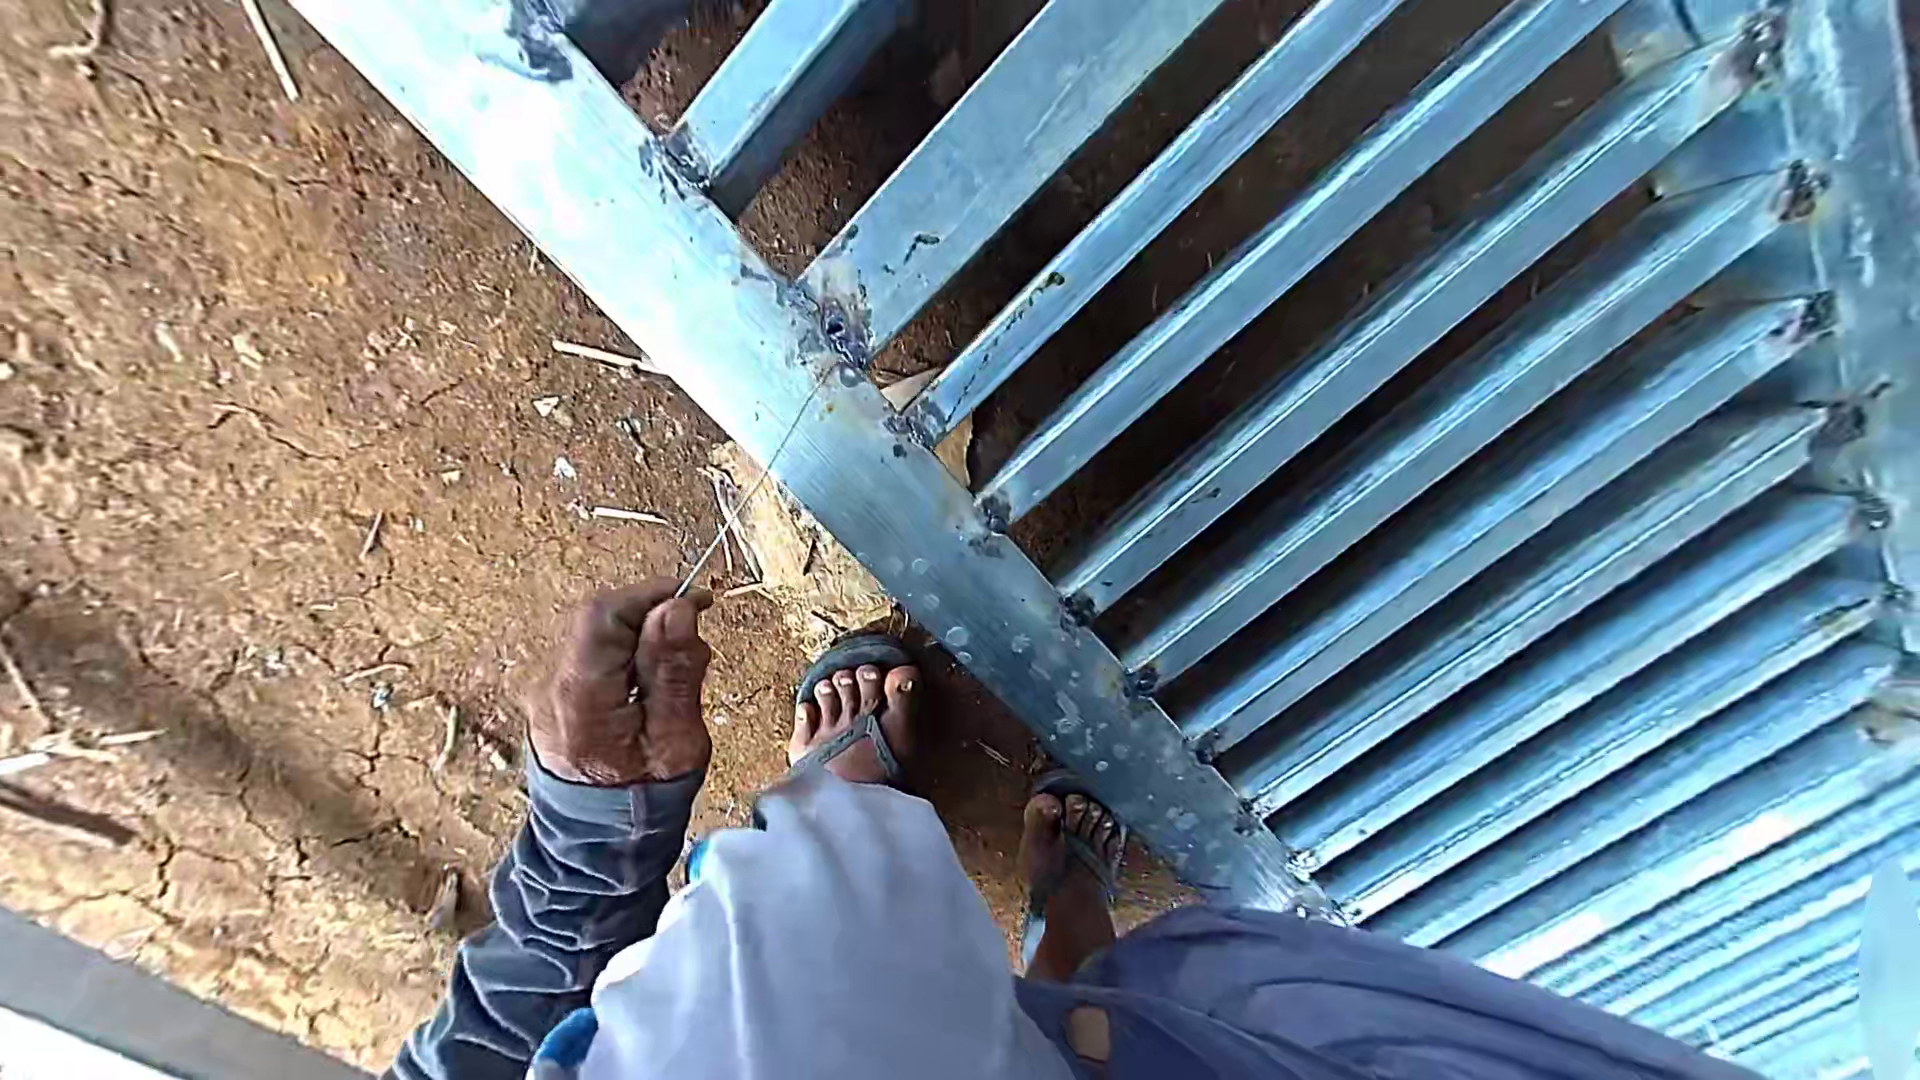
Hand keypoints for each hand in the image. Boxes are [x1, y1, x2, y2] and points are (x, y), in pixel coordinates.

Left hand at [526, 581, 713, 785]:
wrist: (599, 842)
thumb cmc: (647, 794)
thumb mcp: (677, 738)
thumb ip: (675, 672)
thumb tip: (678, 609)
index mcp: (580, 697)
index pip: (604, 615)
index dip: (652, 594)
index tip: (698, 600)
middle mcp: (552, 685)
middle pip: (600, 618)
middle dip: (653, 613)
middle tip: (693, 637)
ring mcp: (550, 689)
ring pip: (600, 632)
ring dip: (646, 632)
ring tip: (679, 667)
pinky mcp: (559, 693)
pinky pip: (597, 652)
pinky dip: (632, 650)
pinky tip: (655, 677)